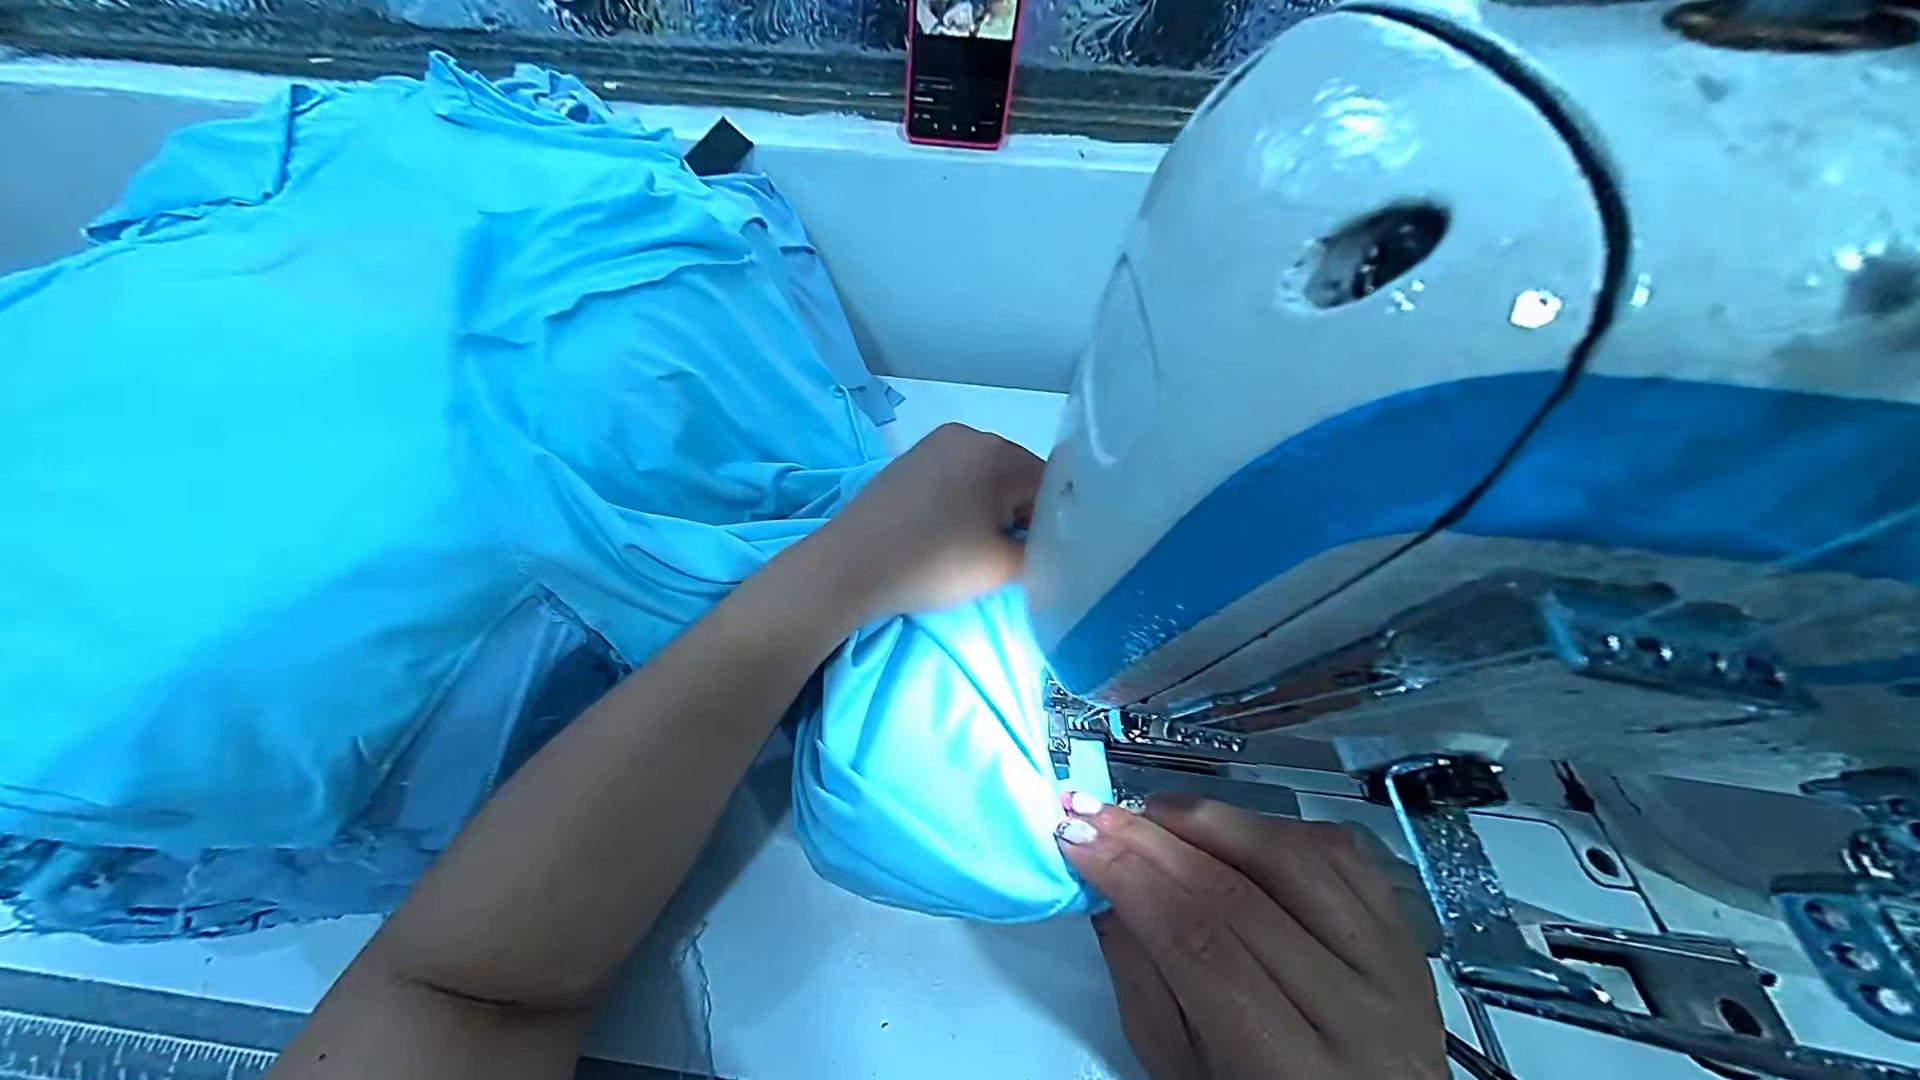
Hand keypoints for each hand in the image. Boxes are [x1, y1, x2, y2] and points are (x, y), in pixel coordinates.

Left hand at [797, 423, 1042, 626]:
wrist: (850, 565)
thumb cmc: (934, 562)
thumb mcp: (1003, 566)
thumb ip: (1043, 552)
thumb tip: (1042, 543)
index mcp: (998, 451)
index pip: (1050, 485)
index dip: (1050, 524)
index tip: (1032, 555)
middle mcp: (969, 435)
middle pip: (1017, 476)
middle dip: (1019, 514)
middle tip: (1001, 554)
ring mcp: (934, 443)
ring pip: (986, 476)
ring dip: (990, 508)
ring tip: (969, 545)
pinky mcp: (910, 459)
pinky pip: (955, 476)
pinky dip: (962, 501)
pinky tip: (944, 531)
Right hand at [1056, 795, 1446, 1079]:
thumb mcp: (1177, 1068)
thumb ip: (1138, 972)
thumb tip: (1101, 873)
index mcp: (1297, 1074)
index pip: (1200, 945)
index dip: (1129, 876)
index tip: (1075, 833)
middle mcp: (1363, 1019)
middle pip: (1237, 893)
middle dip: (1149, 839)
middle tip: (1094, 809)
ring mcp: (1393, 966)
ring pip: (1289, 854)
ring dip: (1207, 818)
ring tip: (1153, 812)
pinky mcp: (1401, 930)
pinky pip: (1334, 848)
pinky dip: (1266, 822)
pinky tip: (1222, 826)